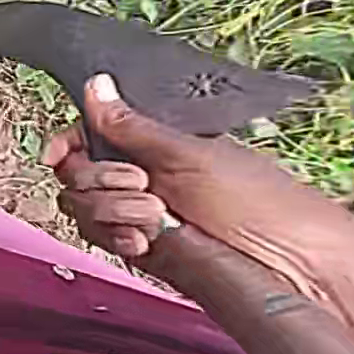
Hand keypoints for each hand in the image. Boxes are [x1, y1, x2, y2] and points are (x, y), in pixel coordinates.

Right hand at [43, 72, 353, 353]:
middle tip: (143, 184)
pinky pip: (92, 233)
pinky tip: (144, 240)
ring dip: (112, 209)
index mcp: (151, 147)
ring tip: (157, 218)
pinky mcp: (130, 244)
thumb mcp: (191, 155)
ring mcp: (130, 211)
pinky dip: (114, 235)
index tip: (60, 153)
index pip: (86, 136)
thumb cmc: (260, 204)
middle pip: (73, 169)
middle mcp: (135, 177)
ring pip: (77, 202)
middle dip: (100, 178)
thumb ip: (130, 125)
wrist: (293, 270)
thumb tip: (95, 82)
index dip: (66, 143)